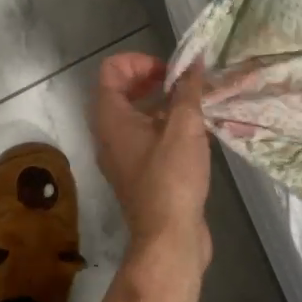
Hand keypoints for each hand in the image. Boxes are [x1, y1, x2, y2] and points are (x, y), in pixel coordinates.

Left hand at [89, 53, 212, 273]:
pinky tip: (192, 135)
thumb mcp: (184, 126)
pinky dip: (162, 127)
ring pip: (134, 115)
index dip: (139, 61)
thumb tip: (194, 62)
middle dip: (151, 80)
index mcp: (110, 117)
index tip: (168, 73)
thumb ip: (188, 90)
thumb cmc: (171, 178)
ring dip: (160, 104)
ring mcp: (120, 155)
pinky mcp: (136, 173)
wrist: (169, 240)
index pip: (111, 68)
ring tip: (192, 107)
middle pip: (121, 89)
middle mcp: (107, 133)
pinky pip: (144, 137)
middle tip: (181, 86)